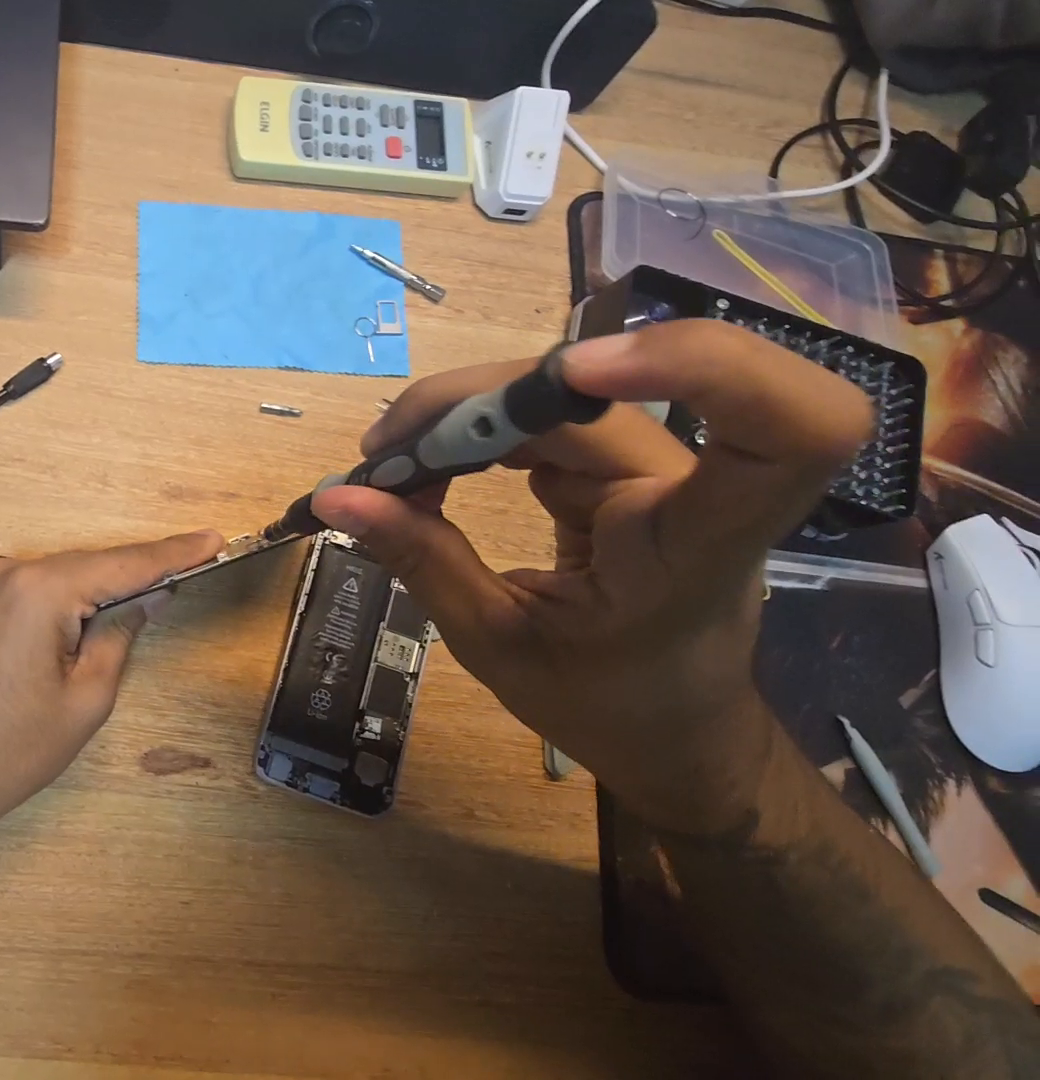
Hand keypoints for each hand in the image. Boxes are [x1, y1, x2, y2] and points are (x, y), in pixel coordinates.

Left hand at [0, 530, 224, 848]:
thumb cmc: (13, 748)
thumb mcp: (87, 697)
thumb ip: (121, 633)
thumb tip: (148, 597)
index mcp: (39, 590)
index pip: (122, 564)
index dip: (173, 553)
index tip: (214, 539)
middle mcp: (10, 572)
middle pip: (93, 564)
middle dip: (143, 570)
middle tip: (199, 562)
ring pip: (68, 575)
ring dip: (109, 585)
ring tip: (162, 586)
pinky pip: (43, 588)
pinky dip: (76, 595)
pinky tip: (107, 605)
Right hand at [311, 321, 873, 834]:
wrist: (671, 733)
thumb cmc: (601, 705)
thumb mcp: (494, 642)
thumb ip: (421, 560)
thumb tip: (333, 496)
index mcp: (691, 551)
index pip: (782, 430)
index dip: (698, 367)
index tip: (569, 373)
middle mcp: (688, 491)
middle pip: (591, 400)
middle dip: (469, 407)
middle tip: (378, 456)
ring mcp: (656, 474)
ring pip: (557, 400)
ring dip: (459, 418)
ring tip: (386, 467)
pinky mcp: (623, 471)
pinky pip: (543, 424)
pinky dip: (472, 437)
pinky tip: (423, 470)